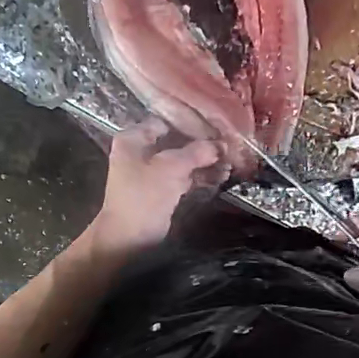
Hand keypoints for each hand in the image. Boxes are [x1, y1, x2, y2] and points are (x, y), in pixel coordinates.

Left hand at [85, 118, 223, 254]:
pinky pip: (184, 177)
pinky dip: (200, 176)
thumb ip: (196, 152)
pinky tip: (221, 176)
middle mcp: (141, 151)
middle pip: (176, 141)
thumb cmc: (144, 196)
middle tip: (228, 145)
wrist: (128, 237)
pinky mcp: (161, 190)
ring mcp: (151, 172)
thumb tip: (221, 144)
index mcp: (134, 139)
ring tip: (230, 163)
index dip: (191, 122)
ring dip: (204, 162)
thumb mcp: (170, 168)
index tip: (216, 126)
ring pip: (182, 160)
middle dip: (202, 145)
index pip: (166, 120)